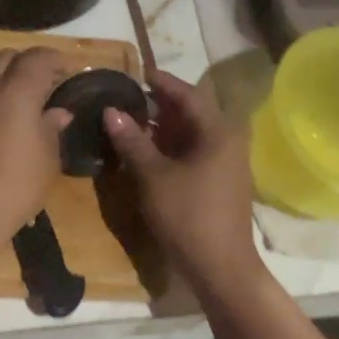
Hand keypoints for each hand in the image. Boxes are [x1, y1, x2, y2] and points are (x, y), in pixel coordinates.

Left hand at [0, 47, 72, 251]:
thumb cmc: (19, 183)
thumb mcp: (48, 156)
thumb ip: (52, 127)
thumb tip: (58, 112)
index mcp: (17, 90)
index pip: (38, 57)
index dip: (56, 59)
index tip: (68, 70)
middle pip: (7, 58)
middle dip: (27, 63)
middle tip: (44, 81)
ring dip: (5, 80)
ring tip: (21, 100)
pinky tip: (0, 119)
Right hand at [104, 69, 261, 287]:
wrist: (219, 265)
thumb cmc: (188, 216)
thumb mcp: (153, 177)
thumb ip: (132, 142)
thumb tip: (110, 112)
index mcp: (218, 132)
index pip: (188, 95)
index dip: (162, 82)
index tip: (138, 73)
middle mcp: (228, 141)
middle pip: (192, 113)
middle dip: (160, 105)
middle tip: (128, 98)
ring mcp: (226, 163)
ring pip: (192, 135)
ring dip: (163, 128)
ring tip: (131, 123)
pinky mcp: (219, 183)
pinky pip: (194, 153)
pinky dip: (170, 148)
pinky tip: (147, 153)